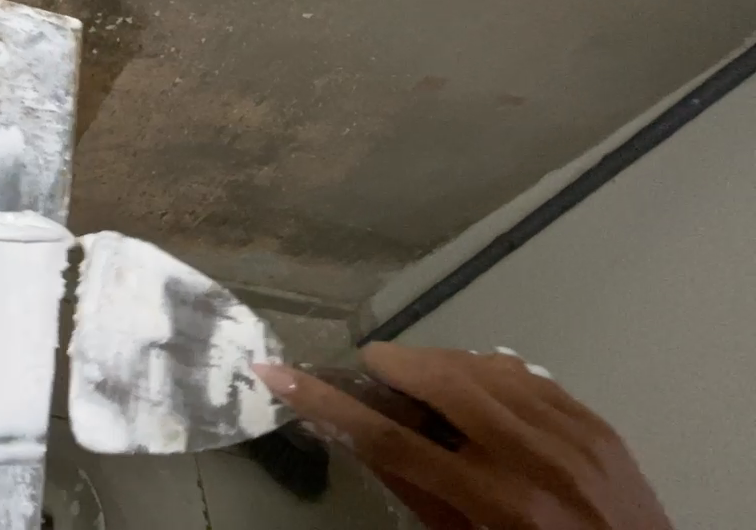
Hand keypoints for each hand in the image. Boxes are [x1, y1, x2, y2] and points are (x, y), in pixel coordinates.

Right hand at [253, 344, 672, 529]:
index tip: (272, 371)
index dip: (323, 401)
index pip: (387, 438)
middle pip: (438, 379)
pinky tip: (480, 394)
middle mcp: (537, 463)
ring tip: (429, 388)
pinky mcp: (596, 422)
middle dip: (390, 364)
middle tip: (374, 376)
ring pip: (475, 363)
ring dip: (435, 365)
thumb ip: (404, 482)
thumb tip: (339, 423)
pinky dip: (484, 372)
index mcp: (498, 504)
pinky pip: (519, 371)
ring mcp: (574, 437)